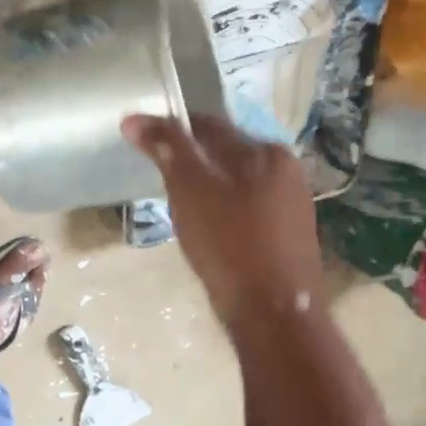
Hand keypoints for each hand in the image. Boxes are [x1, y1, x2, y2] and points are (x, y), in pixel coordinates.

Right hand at [124, 113, 325, 328]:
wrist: (272, 307)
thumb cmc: (227, 241)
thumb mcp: (188, 189)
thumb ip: (166, 149)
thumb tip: (135, 118)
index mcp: (263, 151)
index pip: (206, 124)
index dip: (169, 128)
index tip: (139, 140)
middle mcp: (284, 167)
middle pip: (222, 149)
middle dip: (188, 157)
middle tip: (155, 174)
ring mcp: (291, 198)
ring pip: (234, 176)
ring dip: (204, 181)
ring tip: (176, 200)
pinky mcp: (288, 227)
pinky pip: (246, 201)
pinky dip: (221, 203)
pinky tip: (205, 224)